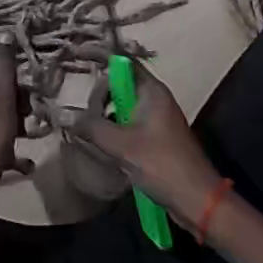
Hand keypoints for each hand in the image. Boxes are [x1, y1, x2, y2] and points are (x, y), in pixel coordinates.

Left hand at [0, 40, 29, 189]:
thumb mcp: (2, 93)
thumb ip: (4, 61)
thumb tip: (5, 31)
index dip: (14, 75)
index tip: (27, 91)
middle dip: (17, 97)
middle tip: (29, 113)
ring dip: (16, 116)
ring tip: (26, 132)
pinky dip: (6, 131)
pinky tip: (23, 158)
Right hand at [72, 68, 224, 230]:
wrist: (197, 199)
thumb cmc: (161, 165)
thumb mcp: (121, 145)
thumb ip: (92, 127)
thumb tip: (65, 115)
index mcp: (152, 91)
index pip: (124, 63)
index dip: (102, 64)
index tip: (80, 72)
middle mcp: (155, 99)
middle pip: (120, 86)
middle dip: (101, 99)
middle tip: (88, 120)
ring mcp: (157, 119)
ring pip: (123, 107)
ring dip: (107, 118)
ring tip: (93, 136)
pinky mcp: (157, 138)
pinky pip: (130, 125)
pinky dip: (116, 132)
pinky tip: (107, 149)